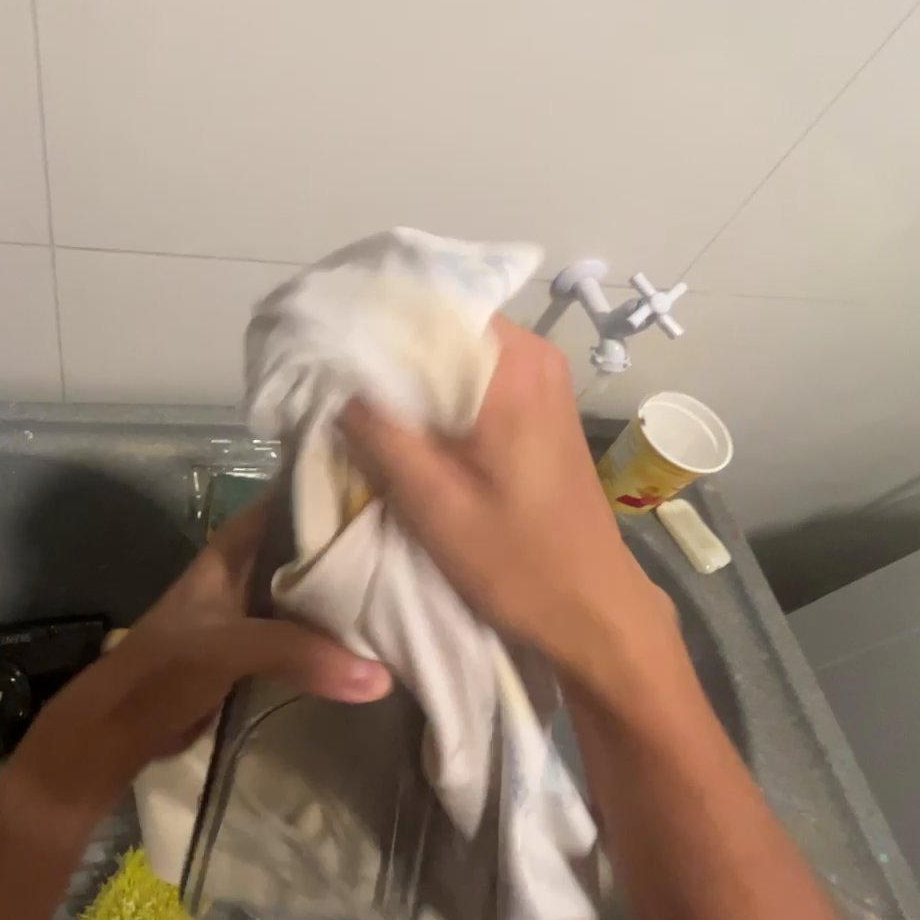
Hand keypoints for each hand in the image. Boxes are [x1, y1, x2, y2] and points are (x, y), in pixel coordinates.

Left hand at [18, 492, 392, 807]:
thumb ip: (301, 653)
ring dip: (348, 592)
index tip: (393, 483)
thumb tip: (383, 676)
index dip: (333, 489)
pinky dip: (337, 634)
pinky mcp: (262, 650)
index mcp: (234, 550)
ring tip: (413, 584)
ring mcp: (255, 611)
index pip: (289, 501)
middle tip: (418, 540)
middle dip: (353, 543)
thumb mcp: (231, 647)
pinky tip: (378, 637)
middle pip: (308, 546)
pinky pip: (308, 631)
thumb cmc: (165, 669)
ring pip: (310, 590)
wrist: (122, 730)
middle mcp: (248, 571)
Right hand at [338, 317, 678, 697]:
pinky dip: (433, 392)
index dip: (373, 323)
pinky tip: (401, 421)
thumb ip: (383, 435)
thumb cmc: (518, 561)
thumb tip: (339, 385)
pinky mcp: (538, 406)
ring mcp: (540, 380)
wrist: (593, 609)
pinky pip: (472, 377)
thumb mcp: (435, 503)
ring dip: (407, 374)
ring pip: (454, 353)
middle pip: (440, 327)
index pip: (429, 309)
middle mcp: (533, 357)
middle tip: (333, 376)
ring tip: (357, 398)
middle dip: (386, 349)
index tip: (327, 344)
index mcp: (513, 368)